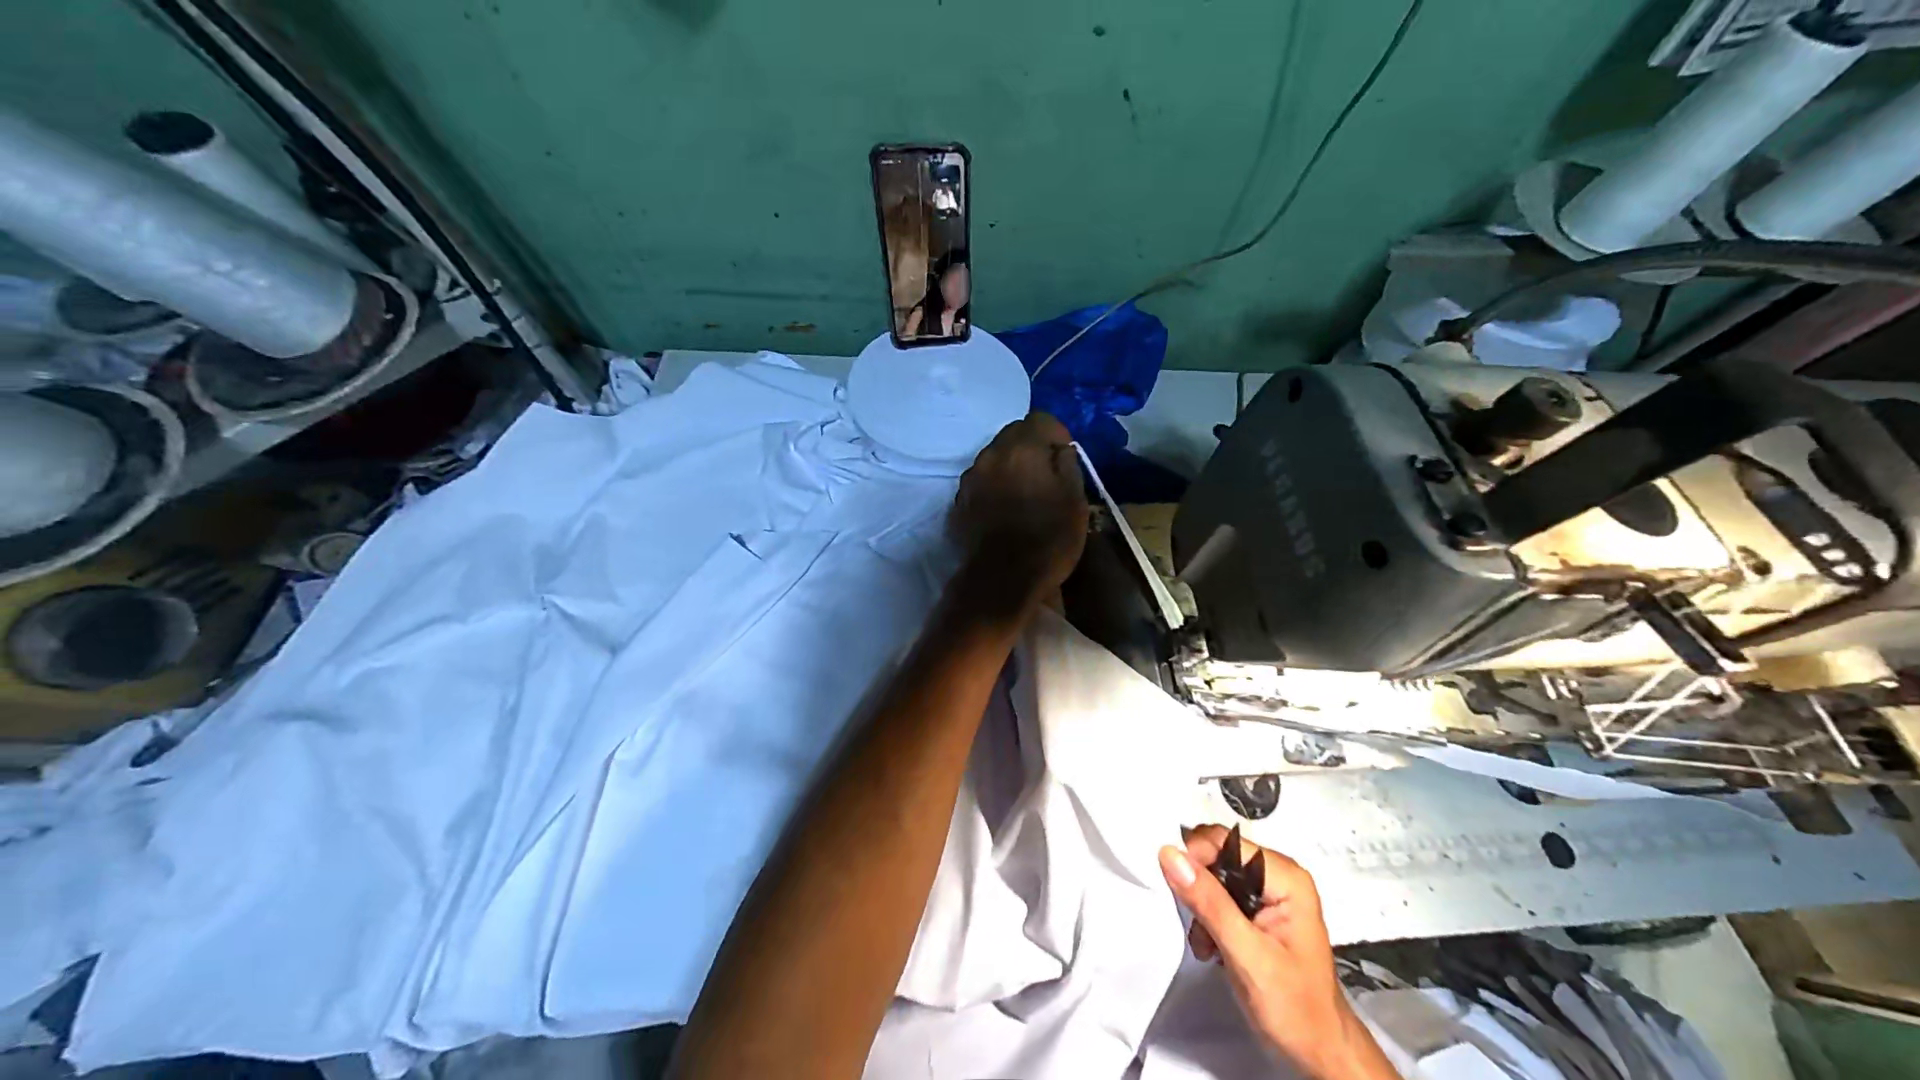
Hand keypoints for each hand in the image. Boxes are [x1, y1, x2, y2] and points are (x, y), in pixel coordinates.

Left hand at [949, 412, 1088, 615]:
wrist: (1002, 580)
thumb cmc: (1048, 539)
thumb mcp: (1075, 501)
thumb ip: (1068, 465)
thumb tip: (1060, 451)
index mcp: (1021, 448)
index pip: (1040, 418)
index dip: (1057, 433)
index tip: (1065, 456)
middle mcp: (990, 455)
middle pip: (1013, 434)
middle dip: (1031, 447)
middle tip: (1048, 474)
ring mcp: (970, 479)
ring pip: (994, 457)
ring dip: (1011, 466)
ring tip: (1026, 493)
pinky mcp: (960, 501)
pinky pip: (982, 481)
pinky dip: (995, 486)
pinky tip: (1006, 509)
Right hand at [1160, 826, 1398, 1079]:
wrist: (1320, 1052)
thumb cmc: (1295, 1008)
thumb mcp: (1247, 955)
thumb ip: (1209, 902)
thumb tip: (1171, 855)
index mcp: (1285, 877)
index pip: (1224, 841)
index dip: (1196, 858)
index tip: (1180, 891)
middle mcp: (1277, 876)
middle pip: (1217, 855)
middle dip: (1197, 886)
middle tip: (1197, 923)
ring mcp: (1268, 893)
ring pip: (1213, 875)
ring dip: (1200, 907)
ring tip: (1207, 943)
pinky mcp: (1257, 910)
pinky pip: (1218, 894)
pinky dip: (1207, 918)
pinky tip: (1212, 946)